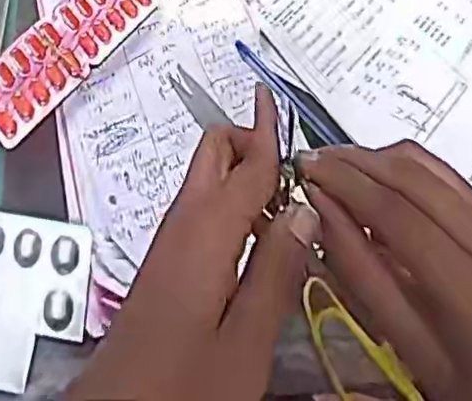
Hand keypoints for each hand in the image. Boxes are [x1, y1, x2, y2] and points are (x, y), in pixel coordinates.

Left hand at [68, 87, 317, 400]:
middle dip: (249, 143)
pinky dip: (233, 205)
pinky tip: (258, 242)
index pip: (245, 163)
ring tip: (287, 212)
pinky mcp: (169, 254)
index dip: (266, 130)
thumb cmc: (184, 379)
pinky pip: (203, 207)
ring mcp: (172, 234)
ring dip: (245, 177)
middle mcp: (184, 218)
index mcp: (207, 229)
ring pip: (209, 177)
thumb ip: (276, 268)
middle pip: (214, 150)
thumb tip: (302, 211)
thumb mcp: (247, 338)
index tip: (274, 98)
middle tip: (291, 171)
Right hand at [299, 143, 471, 400]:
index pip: (403, 218)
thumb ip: (364, 278)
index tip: (307, 168)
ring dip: (381, 159)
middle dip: (358, 161)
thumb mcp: (414, 355)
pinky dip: (409, 172)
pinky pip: (453, 182)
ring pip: (437, 170)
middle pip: (420, 181)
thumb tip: (321, 208)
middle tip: (315, 159)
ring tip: (340, 166)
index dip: (348, 185)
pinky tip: (381, 184)